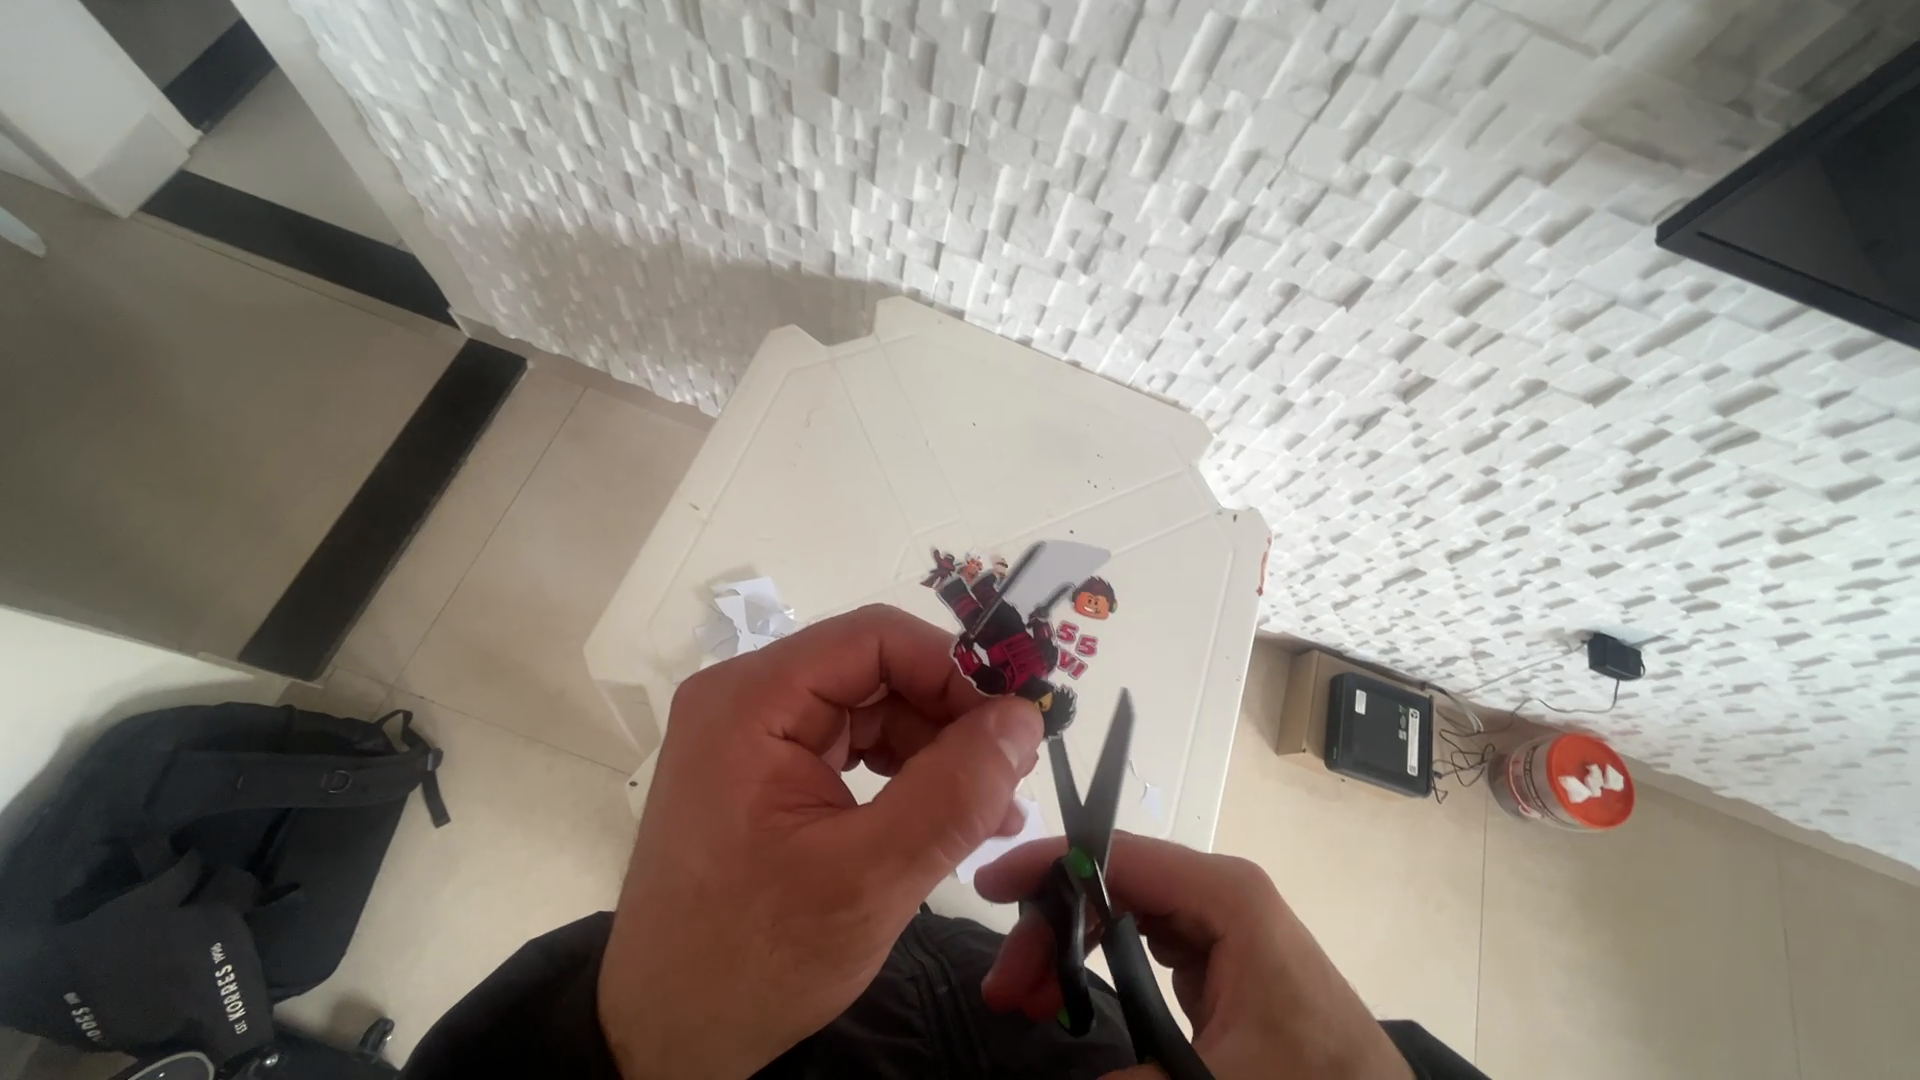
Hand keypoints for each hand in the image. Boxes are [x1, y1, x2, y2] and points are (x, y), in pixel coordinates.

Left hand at [598, 605, 1043, 1078]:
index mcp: (751, 701)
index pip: (874, 638)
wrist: (665, 1034)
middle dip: (950, 718)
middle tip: (1008, 779)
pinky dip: (908, 774)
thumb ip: (955, 792)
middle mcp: (748, 698)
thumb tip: (1023, 717)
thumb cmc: (753, 959)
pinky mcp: (769, 769)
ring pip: (874, 707)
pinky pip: (855, 745)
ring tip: (989, 811)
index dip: (951, 669)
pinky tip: (947, 818)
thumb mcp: (869, 877)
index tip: (1010, 726)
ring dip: (937, 751)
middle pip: (876, 671)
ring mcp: (757, 734)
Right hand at [975, 833, 1411, 1079]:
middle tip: (1004, 984)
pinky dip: (1096, 964)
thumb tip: (1056, 1074)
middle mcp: (1218, 893)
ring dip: (1066, 948)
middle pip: (1110, 885)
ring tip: (1023, 999)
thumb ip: (1131, 1077)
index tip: (992, 887)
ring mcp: (1218, 923)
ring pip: (1119, 913)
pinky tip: (1065, 995)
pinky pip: (1140, 942)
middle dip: (1050, 927)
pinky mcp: (1218, 958)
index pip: (1118, 856)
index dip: (1049, 865)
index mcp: (1225, 895)